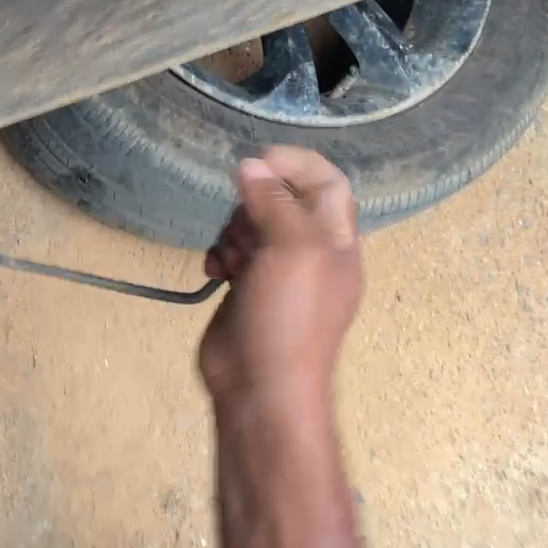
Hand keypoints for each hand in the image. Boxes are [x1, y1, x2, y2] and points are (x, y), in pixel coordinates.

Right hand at [199, 147, 361, 410]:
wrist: (261, 386)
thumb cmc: (288, 317)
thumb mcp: (291, 250)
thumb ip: (275, 202)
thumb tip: (251, 165)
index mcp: (334, 242)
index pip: (327, 184)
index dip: (297, 164)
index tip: (257, 161)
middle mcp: (309, 253)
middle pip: (281, 203)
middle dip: (254, 205)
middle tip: (242, 226)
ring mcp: (275, 274)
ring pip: (250, 228)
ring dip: (232, 233)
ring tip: (229, 258)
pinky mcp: (246, 291)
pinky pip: (231, 256)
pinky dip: (219, 256)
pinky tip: (213, 272)